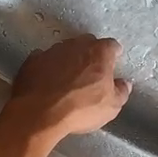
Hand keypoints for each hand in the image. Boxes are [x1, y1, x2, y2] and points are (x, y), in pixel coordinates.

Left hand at [0, 35, 131, 142]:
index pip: (112, 46)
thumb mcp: (110, 107)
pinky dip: (48, 66)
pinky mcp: (32, 60)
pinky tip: (47, 80)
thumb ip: (121, 92)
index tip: (113, 63)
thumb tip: (124, 84)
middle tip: (91, 72)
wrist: (39, 113)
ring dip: (68, 59)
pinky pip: (44, 59)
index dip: (113, 54)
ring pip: (65, 49)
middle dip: (91, 54)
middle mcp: (76, 45)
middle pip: (87, 43)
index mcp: (99, 53)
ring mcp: (52, 50)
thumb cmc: (81, 108)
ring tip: (68, 78)